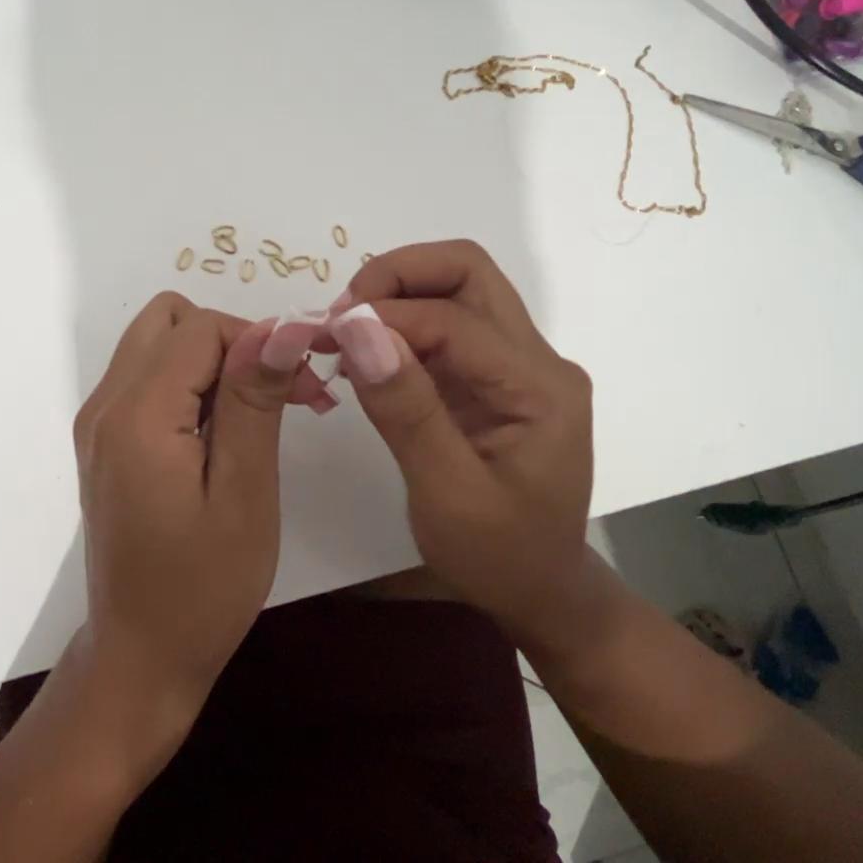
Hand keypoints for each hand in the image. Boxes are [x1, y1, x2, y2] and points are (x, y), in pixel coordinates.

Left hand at [72, 293, 332, 702]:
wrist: (141, 654)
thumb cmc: (203, 588)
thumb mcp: (244, 494)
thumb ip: (255, 401)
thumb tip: (282, 325)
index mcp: (137, 416)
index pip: (201, 328)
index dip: (260, 340)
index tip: (305, 386)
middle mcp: (104, 406)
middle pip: (169, 320)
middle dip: (233, 341)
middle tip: (280, 394)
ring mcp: (96, 424)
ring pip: (155, 344)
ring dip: (212, 361)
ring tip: (257, 417)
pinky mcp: (103, 443)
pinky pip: (145, 380)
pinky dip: (189, 384)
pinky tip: (223, 434)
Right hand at [321, 240, 595, 640]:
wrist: (539, 591)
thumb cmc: (498, 556)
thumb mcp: (448, 496)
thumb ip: (407, 412)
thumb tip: (357, 330)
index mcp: (540, 388)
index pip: (454, 319)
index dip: (383, 317)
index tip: (322, 335)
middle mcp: (537, 360)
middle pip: (467, 273)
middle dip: (395, 277)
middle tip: (339, 317)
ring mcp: (516, 365)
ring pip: (455, 290)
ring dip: (394, 296)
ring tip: (342, 335)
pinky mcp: (491, 377)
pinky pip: (443, 325)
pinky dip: (397, 326)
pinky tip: (362, 357)